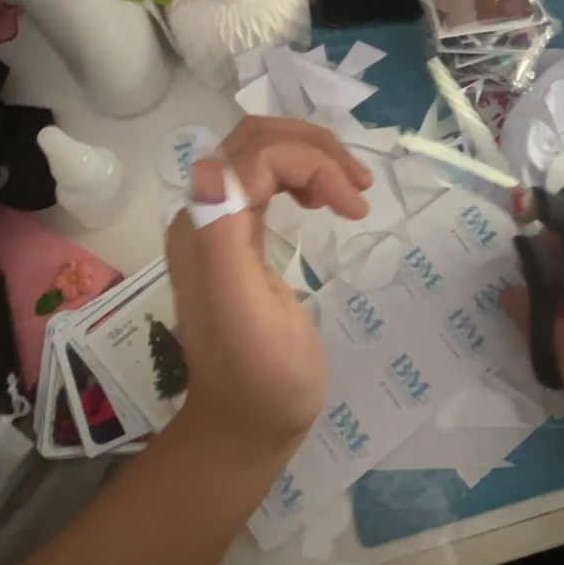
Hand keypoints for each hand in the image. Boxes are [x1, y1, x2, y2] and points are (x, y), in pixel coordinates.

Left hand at [164, 118, 372, 455]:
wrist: (249, 424)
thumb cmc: (261, 377)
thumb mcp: (245, 312)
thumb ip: (223, 237)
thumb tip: (210, 166)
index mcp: (203, 225)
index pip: (258, 154)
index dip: (312, 163)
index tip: (356, 207)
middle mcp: (206, 213)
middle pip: (258, 141)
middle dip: (316, 150)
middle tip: (359, 188)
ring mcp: (222, 223)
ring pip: (267, 153)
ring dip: (315, 157)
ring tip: (352, 191)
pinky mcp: (241, 236)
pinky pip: (270, 179)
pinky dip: (306, 175)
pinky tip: (326, 199)